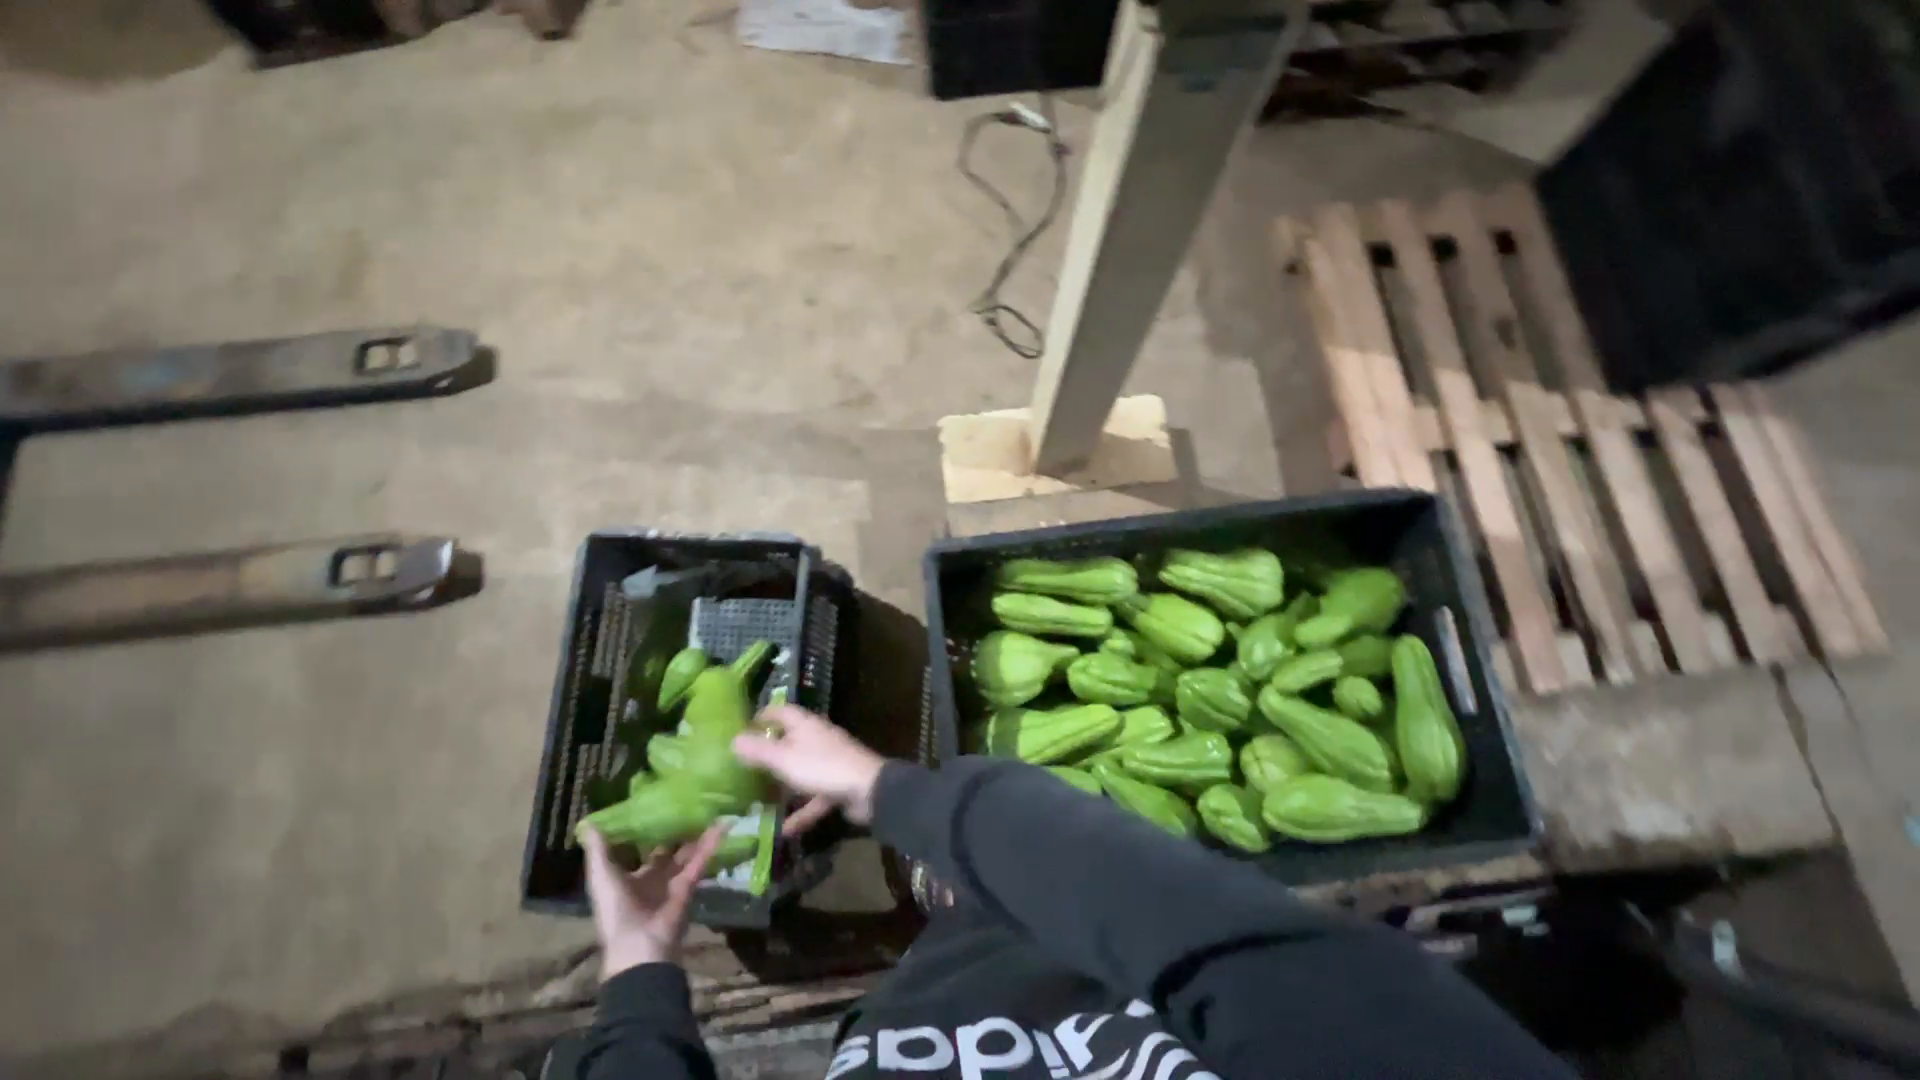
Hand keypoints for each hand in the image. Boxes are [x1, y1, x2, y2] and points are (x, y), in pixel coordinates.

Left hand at [581, 821, 727, 980]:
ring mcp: (673, 882)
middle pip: (669, 851)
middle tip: (688, 805)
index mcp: (631, 878)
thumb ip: (598, 850)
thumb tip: (590, 822)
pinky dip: (711, 845)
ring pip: (688, 854)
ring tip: (711, 809)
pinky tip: (721, 825)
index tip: (658, 807)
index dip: (650, 832)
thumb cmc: (615, 908)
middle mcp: (654, 879)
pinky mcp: (689, 885)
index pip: (643, 851)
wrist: (639, 943)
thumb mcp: (601, 876)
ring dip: (698, 835)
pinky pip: (701, 861)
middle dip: (677, 832)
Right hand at [732, 705, 886, 835]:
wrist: (869, 791)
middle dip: (769, 754)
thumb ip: (759, 751)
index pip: (781, 712)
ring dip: (783, 785)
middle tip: (743, 767)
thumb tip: (733, 740)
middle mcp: (818, 740)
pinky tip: (784, 831)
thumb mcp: (784, 759)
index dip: (762, 716)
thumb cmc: (823, 768)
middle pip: (790, 742)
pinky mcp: (837, 786)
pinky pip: (813, 798)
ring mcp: (829, 763)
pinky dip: (801, 813)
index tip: (742, 729)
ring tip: (758, 798)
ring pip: (800, 771)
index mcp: (806, 725)